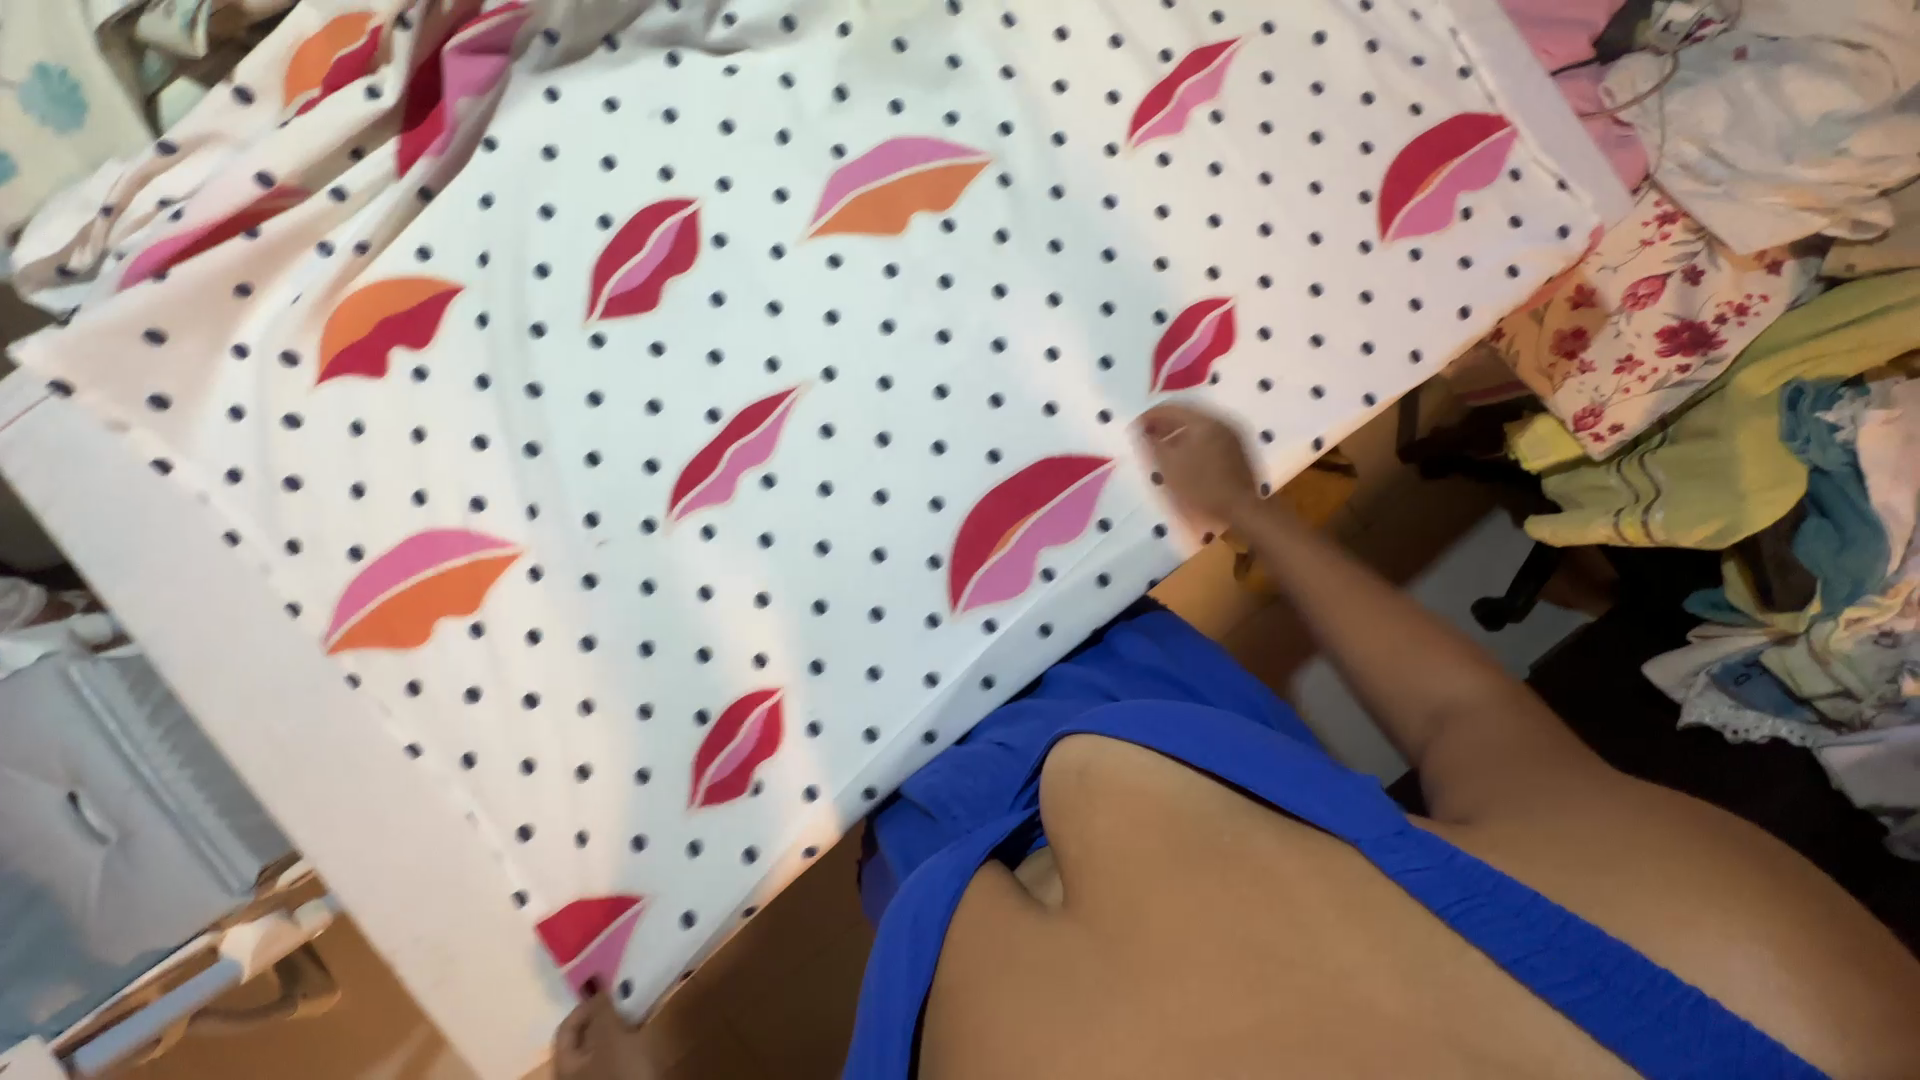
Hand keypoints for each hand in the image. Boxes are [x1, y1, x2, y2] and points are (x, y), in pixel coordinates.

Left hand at [553, 992, 659, 1079]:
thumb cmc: (619, 1075)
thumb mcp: (611, 1038)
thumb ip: (603, 1011)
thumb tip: (598, 987)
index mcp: (565, 1066)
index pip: (566, 1028)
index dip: (585, 1007)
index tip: (610, 991)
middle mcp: (576, 1075)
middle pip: (586, 1036)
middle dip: (605, 1014)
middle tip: (626, 999)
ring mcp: (598, 1079)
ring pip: (605, 1045)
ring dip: (620, 1025)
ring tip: (639, 1011)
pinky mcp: (619, 1079)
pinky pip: (619, 1056)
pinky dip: (629, 1040)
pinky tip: (645, 1032)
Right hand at [1135, 404, 1261, 527]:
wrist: (1241, 512)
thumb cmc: (1200, 489)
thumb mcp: (1167, 467)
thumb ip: (1149, 444)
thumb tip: (1138, 429)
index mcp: (1204, 422)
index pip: (1170, 408)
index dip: (1149, 417)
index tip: (1134, 429)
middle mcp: (1221, 423)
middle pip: (1186, 416)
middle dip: (1163, 426)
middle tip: (1146, 439)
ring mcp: (1233, 437)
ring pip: (1198, 429)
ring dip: (1177, 436)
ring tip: (1161, 452)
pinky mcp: (1238, 453)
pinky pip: (1209, 439)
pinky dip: (1192, 444)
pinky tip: (1183, 461)